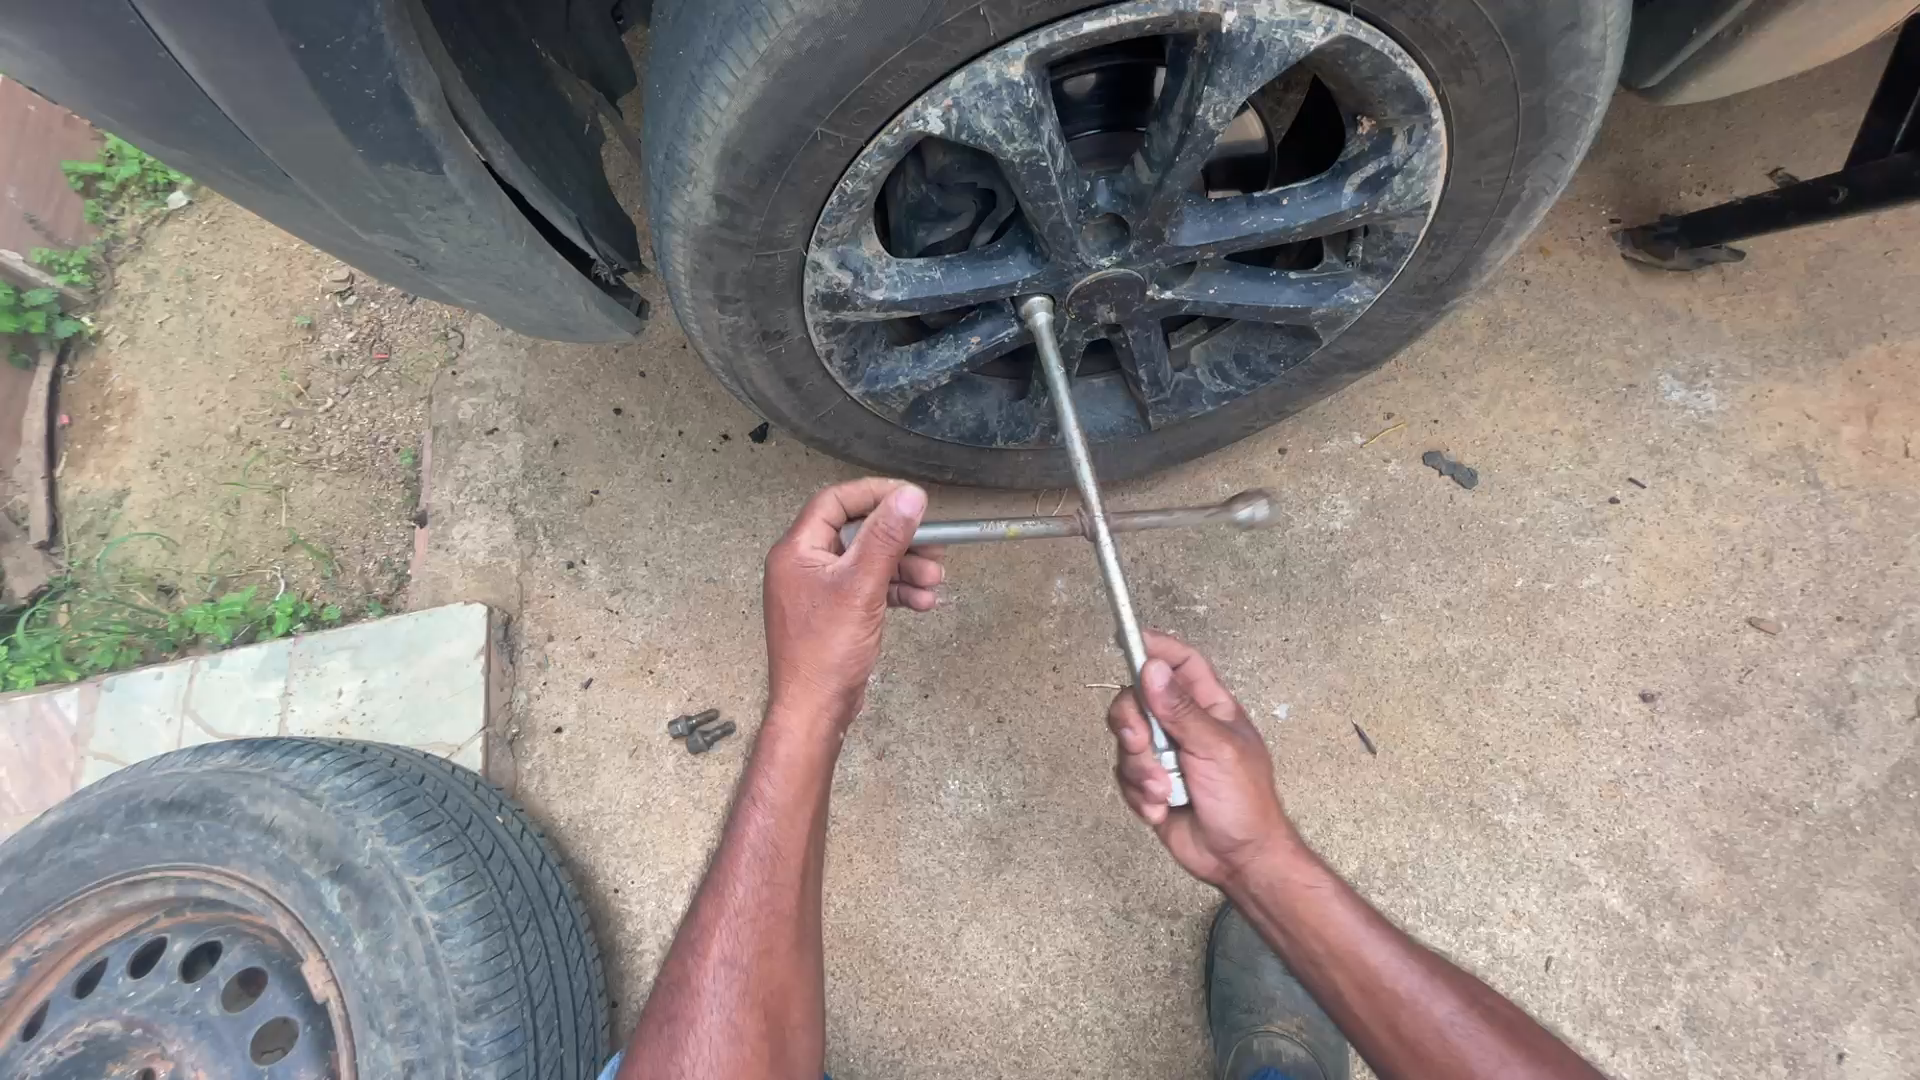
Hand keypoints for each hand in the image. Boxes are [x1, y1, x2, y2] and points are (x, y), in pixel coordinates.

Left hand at [763, 478, 945, 728]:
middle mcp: (805, 566)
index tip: (909, 498)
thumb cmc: (824, 653)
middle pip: (859, 533)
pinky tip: (922, 600)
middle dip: (900, 539)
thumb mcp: (862, 586)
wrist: (816, 710)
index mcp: (797, 551)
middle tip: (933, 543)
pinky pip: (871, 588)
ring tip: (935, 578)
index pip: (836, 503)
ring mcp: (821, 591)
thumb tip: (909, 497)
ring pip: (870, 563)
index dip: (874, 494)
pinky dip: (897, 591)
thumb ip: (887, 538)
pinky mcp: (837, 613)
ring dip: (905, 567)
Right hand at [1108, 631, 1298, 886]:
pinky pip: (1123, 774)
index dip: (1155, 648)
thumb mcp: (1216, 749)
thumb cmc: (1246, 803)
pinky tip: (1162, 807)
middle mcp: (1182, 723)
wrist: (1238, 861)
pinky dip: (1139, 793)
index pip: (1180, 662)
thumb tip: (1151, 668)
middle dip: (1132, 724)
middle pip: (1137, 698)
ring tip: (1165, 790)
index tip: (1128, 641)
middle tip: (1143, 744)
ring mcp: (1163, 752)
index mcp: (1209, 706)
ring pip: (1125, 739)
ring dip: (1141, 769)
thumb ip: (1180, 710)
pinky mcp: (1148, 781)